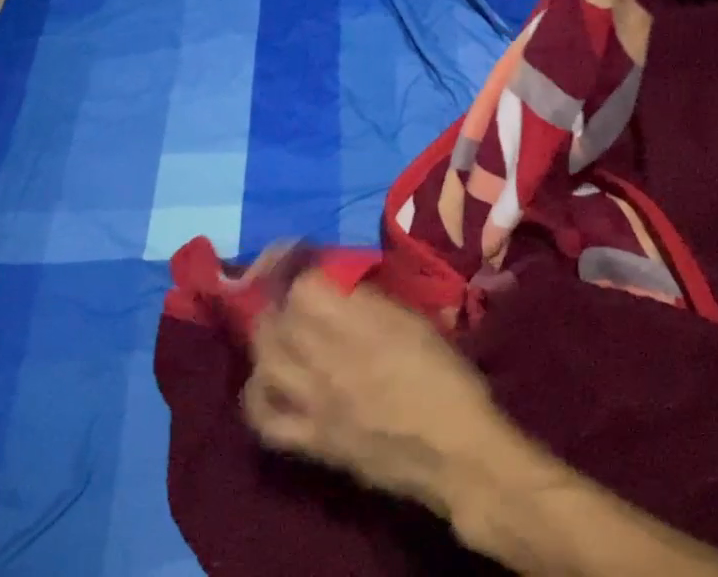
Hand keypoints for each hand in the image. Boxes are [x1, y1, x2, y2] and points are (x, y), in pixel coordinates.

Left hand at [243, 273, 512, 514]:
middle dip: (277, 300)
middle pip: (277, 319)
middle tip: (289, 297)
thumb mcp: (418, 323)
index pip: (304, 286)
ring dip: (266, 342)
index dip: (299, 269)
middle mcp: (329, 359)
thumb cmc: (450, 382)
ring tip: (279, 336)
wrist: (459, 455)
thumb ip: (373, 302)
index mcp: (362, 325)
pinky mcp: (312, 441)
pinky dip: (258, 397)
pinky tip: (268, 384)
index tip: (305, 262)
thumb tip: (343, 286)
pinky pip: (265, 419)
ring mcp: (315, 402)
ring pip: (265, 361)